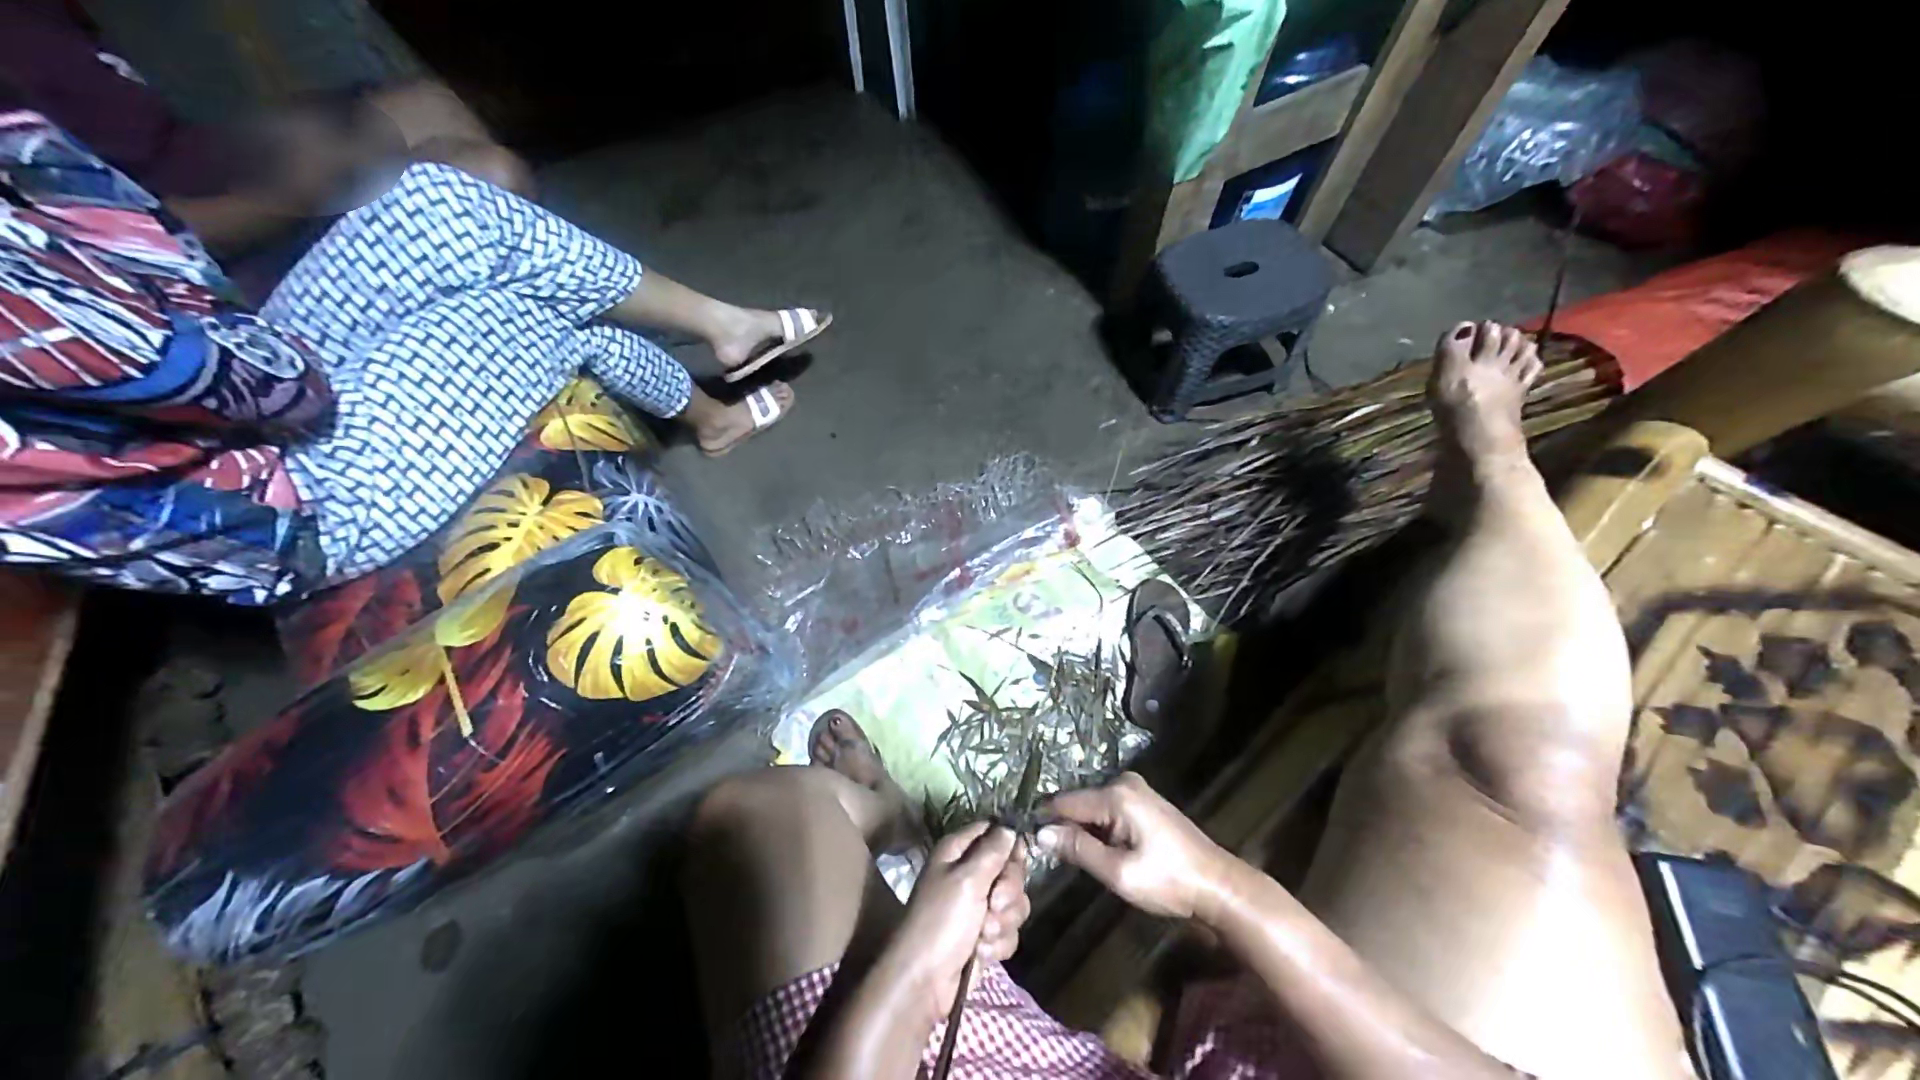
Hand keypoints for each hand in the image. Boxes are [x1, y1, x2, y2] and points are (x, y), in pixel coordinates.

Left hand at [894, 822, 1028, 1015]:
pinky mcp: (984, 934)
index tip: (1014, 860)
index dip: (1008, 844)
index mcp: (958, 851)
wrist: (925, 981)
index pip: (993, 831)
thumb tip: (1008, 828)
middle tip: (994, 904)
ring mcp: (977, 905)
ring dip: (1003, 922)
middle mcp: (968, 873)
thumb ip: (992, 852)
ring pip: (1013, 902)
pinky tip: (980, 952)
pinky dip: (998, 943)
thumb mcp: (967, 880)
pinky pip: (1008, 930)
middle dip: (1008, 891)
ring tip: (982, 934)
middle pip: (1010, 868)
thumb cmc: (941, 921)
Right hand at [1037, 772, 1237, 920]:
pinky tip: (1102, 850)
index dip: (1045, 822)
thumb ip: (1078, 849)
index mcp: (1116, 795)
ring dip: (1083, 829)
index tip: (1030, 844)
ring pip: (1092, 807)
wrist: (1219, 885)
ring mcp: (1136, 789)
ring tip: (1075, 857)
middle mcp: (1123, 782)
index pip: (1064, 802)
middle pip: (1078, 802)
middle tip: (1054, 858)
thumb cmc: (1168, 882)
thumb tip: (1041, 833)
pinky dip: (1100, 828)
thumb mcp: (1118, 872)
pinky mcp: (1143, 800)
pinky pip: (1108, 809)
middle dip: (1065, 827)